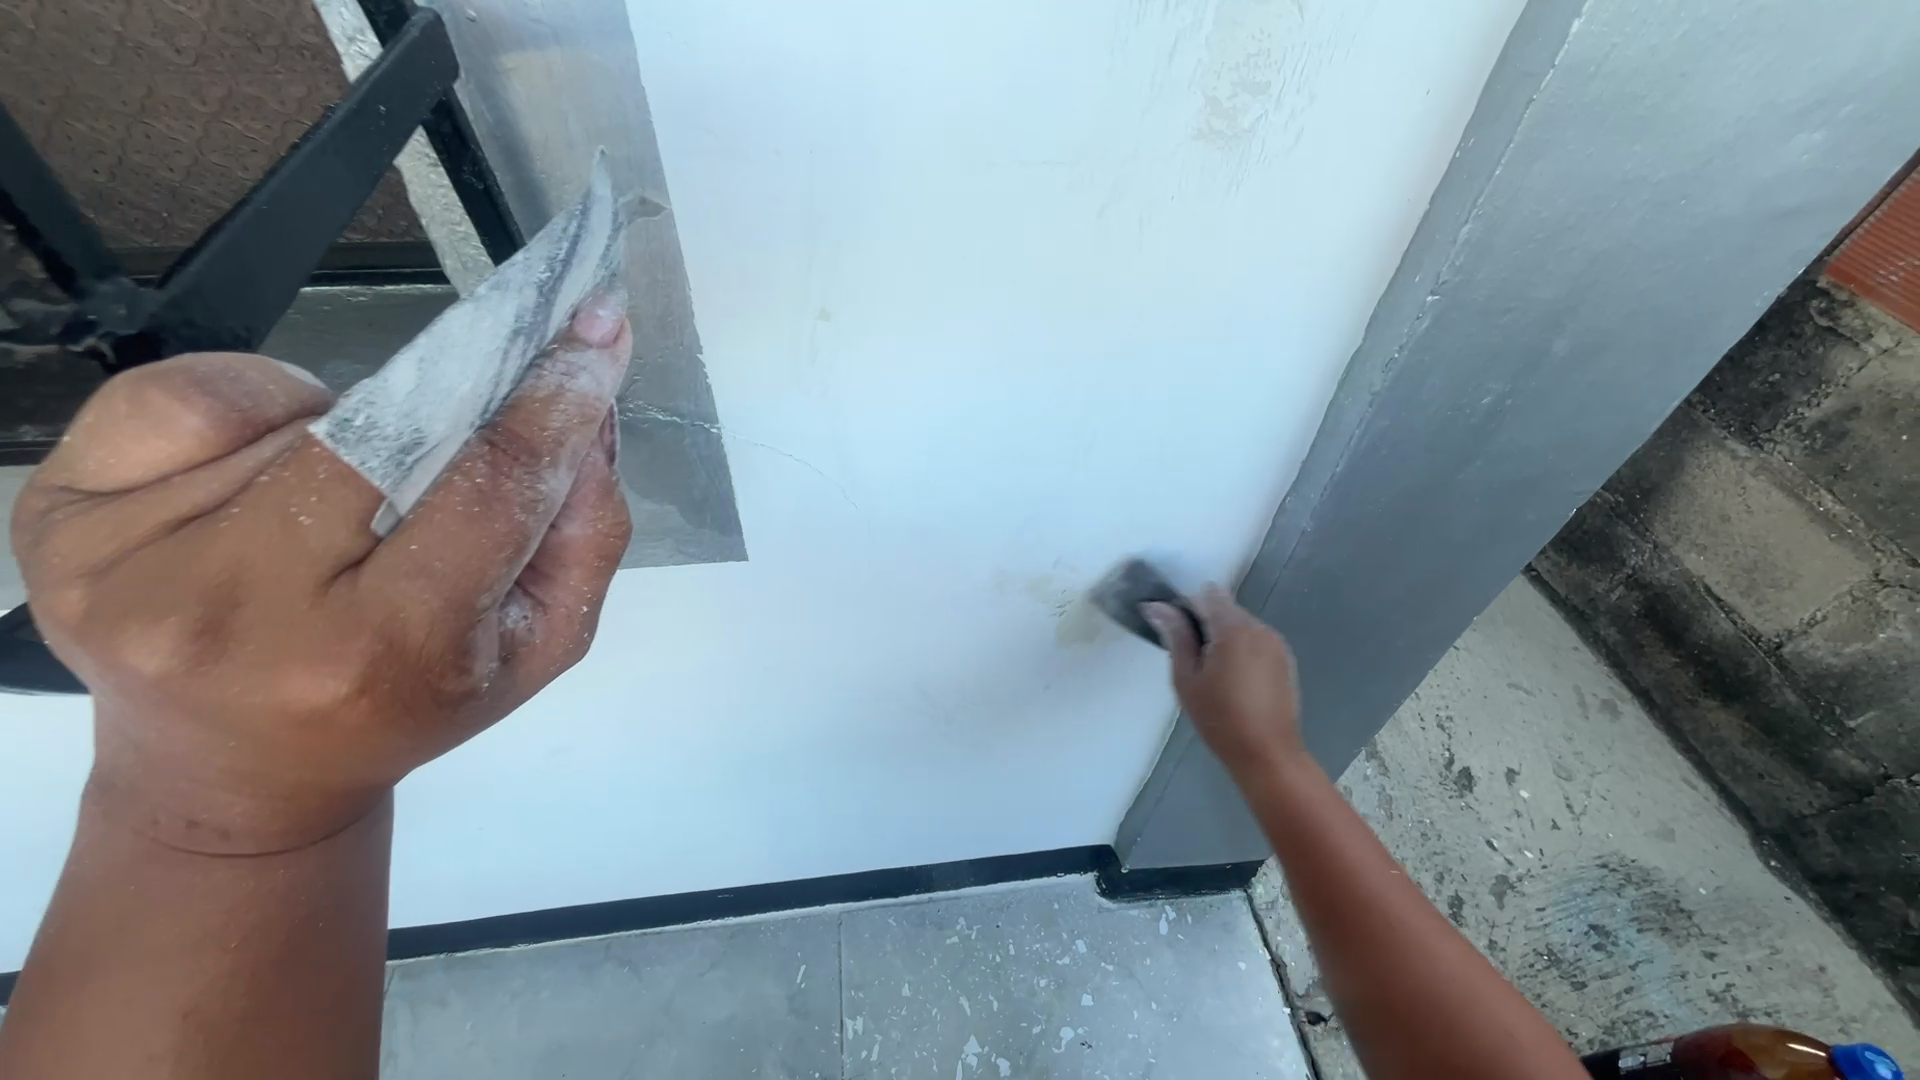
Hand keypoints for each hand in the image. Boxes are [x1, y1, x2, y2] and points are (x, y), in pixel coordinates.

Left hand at [10, 295, 633, 854]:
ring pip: (303, 415)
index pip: (489, 490)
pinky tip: (284, 453)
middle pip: (390, 433)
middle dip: (469, 385)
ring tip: (378, 479)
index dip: (552, 404)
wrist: (237, 772)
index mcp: (382, 650)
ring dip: (373, 421)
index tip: (596, 333)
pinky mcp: (56, 517)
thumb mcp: (541, 646)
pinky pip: (186, 393)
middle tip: (513, 366)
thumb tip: (585, 419)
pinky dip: (263, 399)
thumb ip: (587, 538)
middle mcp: (241, 605)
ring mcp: (132, 557)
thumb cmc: (414, 708)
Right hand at [1143, 587, 1307, 782]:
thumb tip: (1158, 606)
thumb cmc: (1219, 718)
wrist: (1268, 754)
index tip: (1177, 633)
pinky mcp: (1286, 659)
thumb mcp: (1186, 678)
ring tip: (1214, 674)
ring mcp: (1277, 643)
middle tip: (1192, 660)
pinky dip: (1242, 650)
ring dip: (1224, 637)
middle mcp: (1260, 628)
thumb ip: (1175, 636)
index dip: (1188, 607)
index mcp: (1233, 629)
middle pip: (1226, 608)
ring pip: (1242, 625)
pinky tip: (1235, 681)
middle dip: (1206, 624)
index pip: (1207, 594)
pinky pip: (1256, 641)